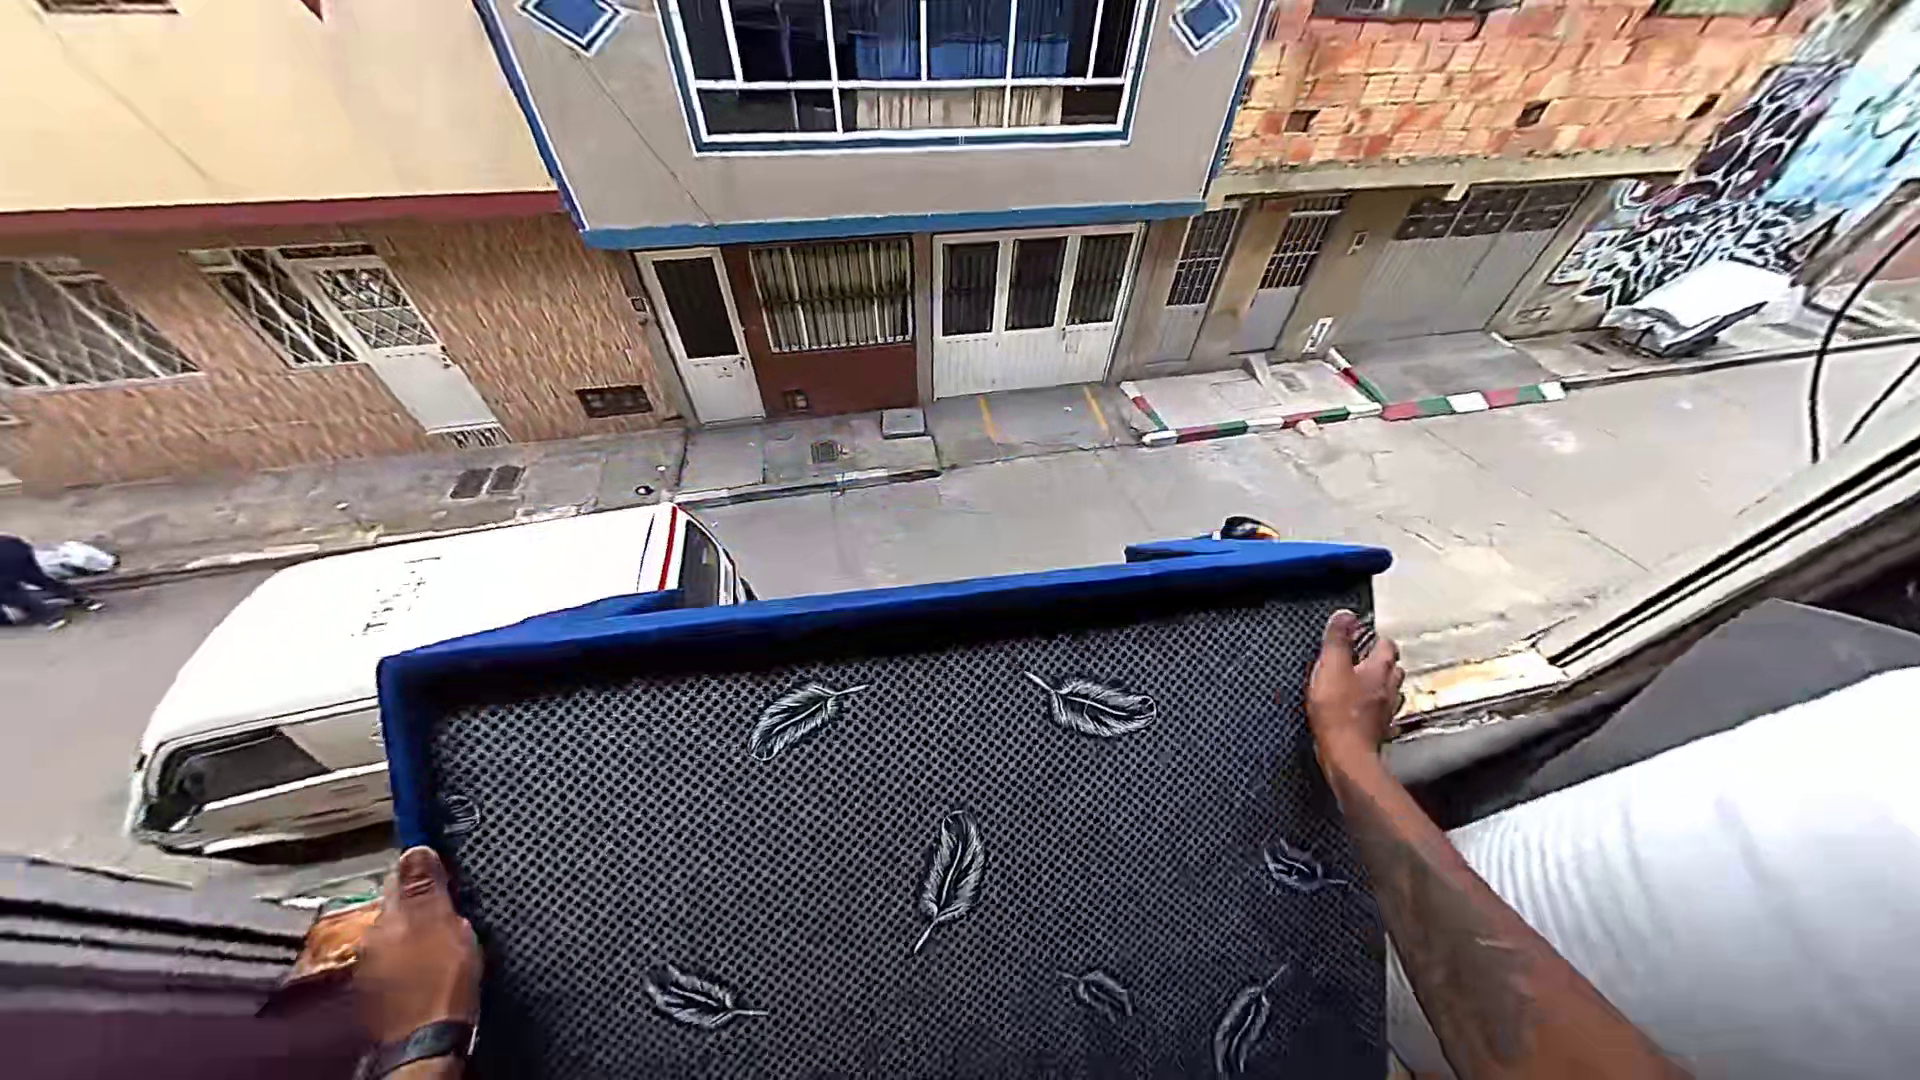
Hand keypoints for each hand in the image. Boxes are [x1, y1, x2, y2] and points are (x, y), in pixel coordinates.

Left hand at [355, 846, 481, 1045]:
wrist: (431, 1039)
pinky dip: (425, 944)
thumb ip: (425, 887)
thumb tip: (414, 848)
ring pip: (404, 929)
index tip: (450, 862)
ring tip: (458, 917)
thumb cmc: (441, 974)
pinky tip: (445, 947)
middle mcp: (370, 944)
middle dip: (426, 895)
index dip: (425, 868)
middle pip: (400, 905)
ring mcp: (375, 970)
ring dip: (426, 920)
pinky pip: (408, 951)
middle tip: (461, 890)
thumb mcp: (441, 922)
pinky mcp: (389, 989)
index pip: (399, 879)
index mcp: (381, 923)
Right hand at [1303, 609, 1403, 771]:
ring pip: (1389, 690)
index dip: (1376, 638)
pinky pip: (1379, 711)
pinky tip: (1362, 708)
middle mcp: (1387, 689)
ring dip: (1380, 683)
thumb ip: (1337, 641)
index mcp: (1377, 670)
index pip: (1386, 647)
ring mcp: (1384, 711)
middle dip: (1381, 660)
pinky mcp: (1375, 729)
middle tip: (1366, 654)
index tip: (1365, 633)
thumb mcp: (1330, 668)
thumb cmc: (1338, 712)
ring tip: (1365, 679)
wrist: (1346, 755)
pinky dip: (1373, 705)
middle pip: (1392, 668)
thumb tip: (1345, 615)